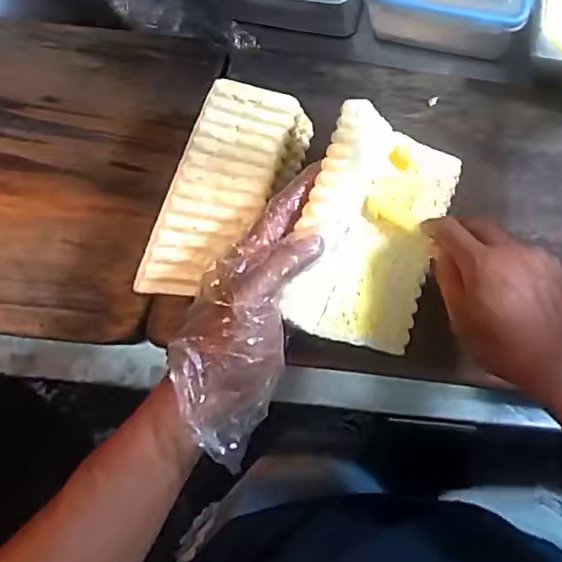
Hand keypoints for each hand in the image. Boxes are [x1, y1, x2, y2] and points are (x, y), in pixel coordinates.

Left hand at [168, 163, 323, 469]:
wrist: (207, 400)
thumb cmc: (222, 351)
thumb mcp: (249, 304)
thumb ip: (279, 266)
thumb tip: (316, 232)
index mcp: (248, 256)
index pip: (280, 209)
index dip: (303, 185)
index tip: (330, 162)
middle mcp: (258, 264)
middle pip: (291, 223)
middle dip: (317, 199)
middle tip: (351, 182)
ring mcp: (269, 287)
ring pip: (299, 246)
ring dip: (323, 225)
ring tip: (353, 210)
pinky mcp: (280, 310)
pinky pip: (307, 273)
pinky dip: (326, 259)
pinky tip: (344, 258)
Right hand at [428, 217, 561, 407]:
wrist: (558, 360)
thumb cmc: (502, 347)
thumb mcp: (462, 321)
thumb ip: (448, 280)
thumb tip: (441, 253)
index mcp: (483, 263)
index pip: (452, 229)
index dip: (436, 227)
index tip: (427, 230)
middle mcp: (509, 249)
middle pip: (479, 225)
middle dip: (462, 230)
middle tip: (451, 243)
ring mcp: (534, 253)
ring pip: (502, 238)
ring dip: (488, 246)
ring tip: (485, 270)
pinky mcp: (552, 261)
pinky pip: (522, 251)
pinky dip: (510, 258)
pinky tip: (513, 282)